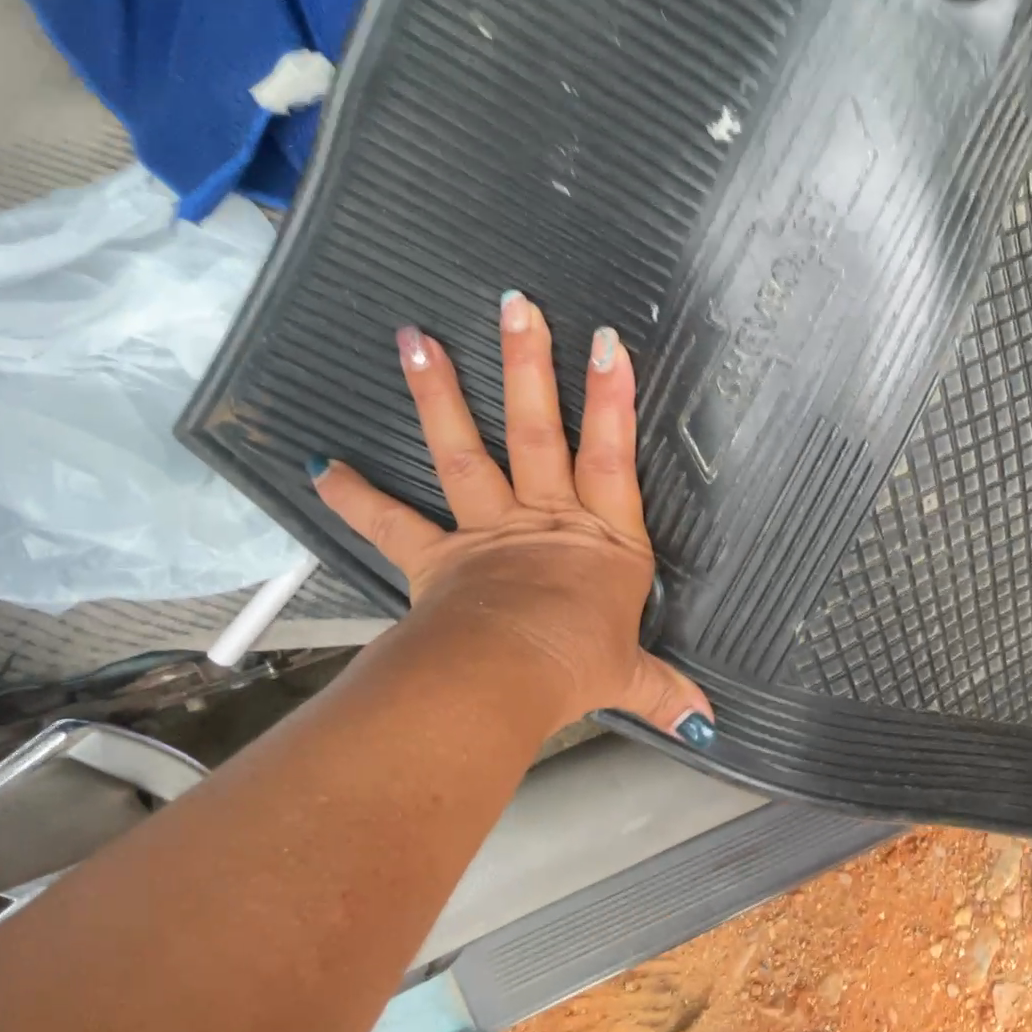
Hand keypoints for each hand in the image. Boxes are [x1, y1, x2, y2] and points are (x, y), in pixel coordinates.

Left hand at [308, 293, 715, 742]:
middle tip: (516, 306)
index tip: (607, 343)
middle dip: (530, 367)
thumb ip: (667, 690)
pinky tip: (321, 465)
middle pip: (540, 432)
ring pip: (467, 453)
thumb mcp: (631, 675)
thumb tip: (709, 725)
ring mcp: (489, 531)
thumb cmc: (573, 668)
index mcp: (603, 538)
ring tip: (417, 339)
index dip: (612, 398)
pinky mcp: (437, 557)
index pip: (611, 454)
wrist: (497, 686)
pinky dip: (357, 494)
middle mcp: (548, 519)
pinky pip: (393, 522)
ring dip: (441, 396)